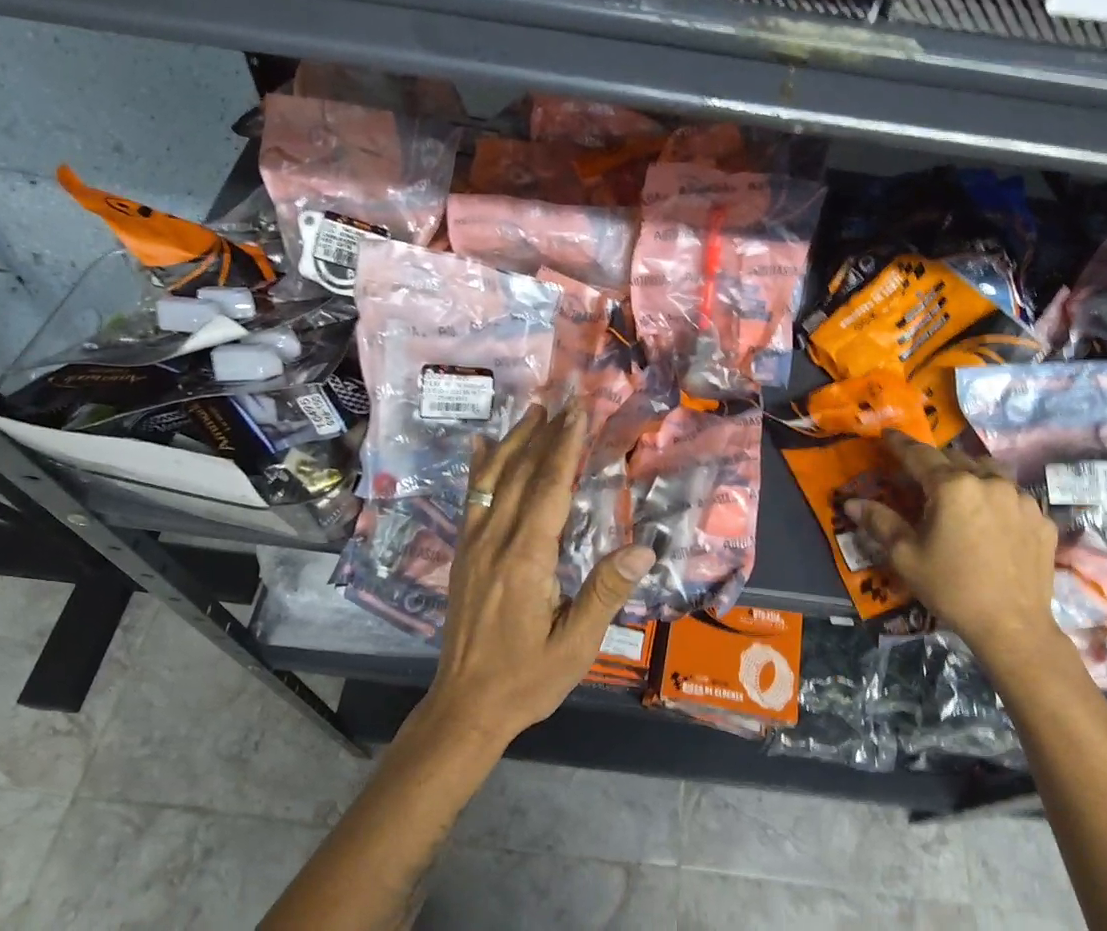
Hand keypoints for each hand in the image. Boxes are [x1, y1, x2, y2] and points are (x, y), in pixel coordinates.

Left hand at [421, 404, 654, 745]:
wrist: (465, 707)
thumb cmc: (527, 679)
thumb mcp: (576, 645)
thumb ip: (605, 593)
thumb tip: (644, 550)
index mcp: (525, 559)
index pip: (549, 489)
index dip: (566, 447)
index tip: (579, 411)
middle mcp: (494, 542)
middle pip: (520, 475)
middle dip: (544, 434)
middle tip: (563, 399)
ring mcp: (473, 547)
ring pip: (492, 481)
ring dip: (513, 442)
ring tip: (532, 411)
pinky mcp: (463, 556)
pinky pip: (471, 501)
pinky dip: (480, 469)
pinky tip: (482, 447)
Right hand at [845, 433, 1061, 658]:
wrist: (1012, 626)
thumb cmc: (951, 589)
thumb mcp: (906, 557)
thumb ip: (880, 522)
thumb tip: (852, 503)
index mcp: (953, 486)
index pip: (920, 455)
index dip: (900, 445)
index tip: (888, 435)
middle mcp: (990, 482)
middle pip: (957, 459)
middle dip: (937, 462)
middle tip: (921, 475)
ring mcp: (1022, 500)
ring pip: (991, 473)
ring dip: (971, 475)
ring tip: (960, 491)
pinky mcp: (1042, 520)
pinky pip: (1015, 498)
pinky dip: (997, 501)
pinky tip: (991, 522)